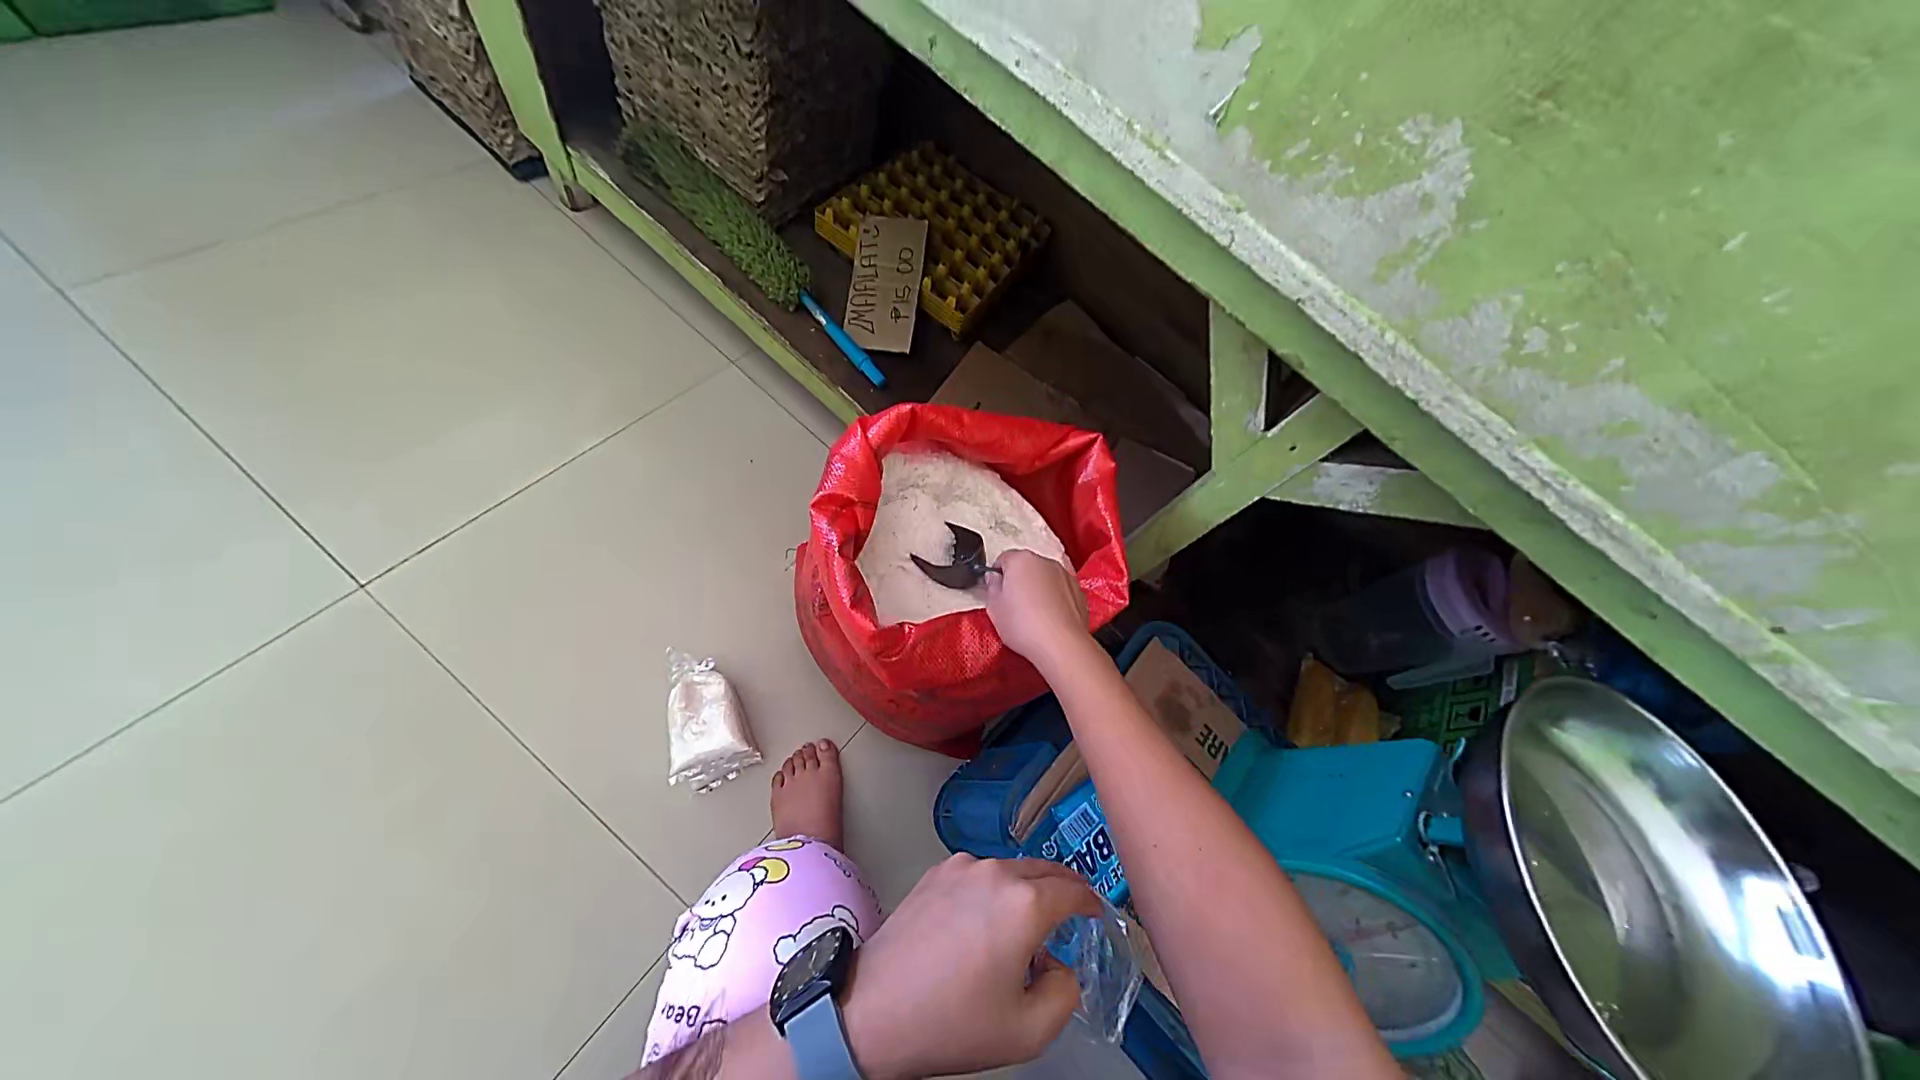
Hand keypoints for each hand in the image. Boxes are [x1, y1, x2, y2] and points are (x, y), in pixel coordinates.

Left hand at [841, 855, 1099, 1079]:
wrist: (875, 1009)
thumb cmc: (950, 1021)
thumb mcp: (1028, 1030)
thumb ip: (1065, 993)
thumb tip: (1059, 967)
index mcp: (1024, 903)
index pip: (1074, 890)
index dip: (1091, 902)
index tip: (1096, 913)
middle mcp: (995, 872)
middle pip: (1044, 871)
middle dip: (1063, 889)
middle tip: (1072, 914)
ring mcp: (961, 867)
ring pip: (1011, 870)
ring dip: (1027, 889)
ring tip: (1022, 930)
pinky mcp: (936, 872)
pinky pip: (979, 874)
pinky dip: (994, 890)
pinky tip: (983, 924)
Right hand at [985, 549, 1090, 666]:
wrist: (1061, 645)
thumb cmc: (1025, 626)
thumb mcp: (994, 608)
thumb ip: (992, 587)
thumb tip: (994, 579)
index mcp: (1021, 560)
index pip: (1003, 559)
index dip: (997, 576)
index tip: (996, 591)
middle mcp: (1045, 562)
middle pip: (1026, 566)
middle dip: (1018, 580)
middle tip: (1012, 604)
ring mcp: (1065, 575)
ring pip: (1044, 577)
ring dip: (1038, 588)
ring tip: (1032, 614)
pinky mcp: (1079, 591)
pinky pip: (1060, 590)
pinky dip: (1054, 598)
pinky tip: (1048, 617)